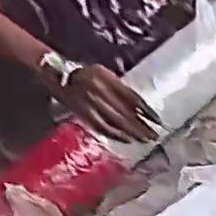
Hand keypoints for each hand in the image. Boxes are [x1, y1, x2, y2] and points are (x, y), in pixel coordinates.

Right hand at [44, 63, 158, 142]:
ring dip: (132, 134)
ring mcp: (90, 103)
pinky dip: (117, 136)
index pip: (131, 97)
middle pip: (126, 113)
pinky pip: (104, 128)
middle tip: (154, 136)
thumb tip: (141, 110)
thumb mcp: (105, 75)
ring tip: (144, 140)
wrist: (58, 75)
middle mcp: (98, 90)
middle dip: (142, 127)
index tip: (158, 121)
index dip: (146, 111)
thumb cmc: (87, 76)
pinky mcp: (83, 114)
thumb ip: (122, 90)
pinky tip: (127, 140)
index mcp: (105, 78)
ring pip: (116, 123)